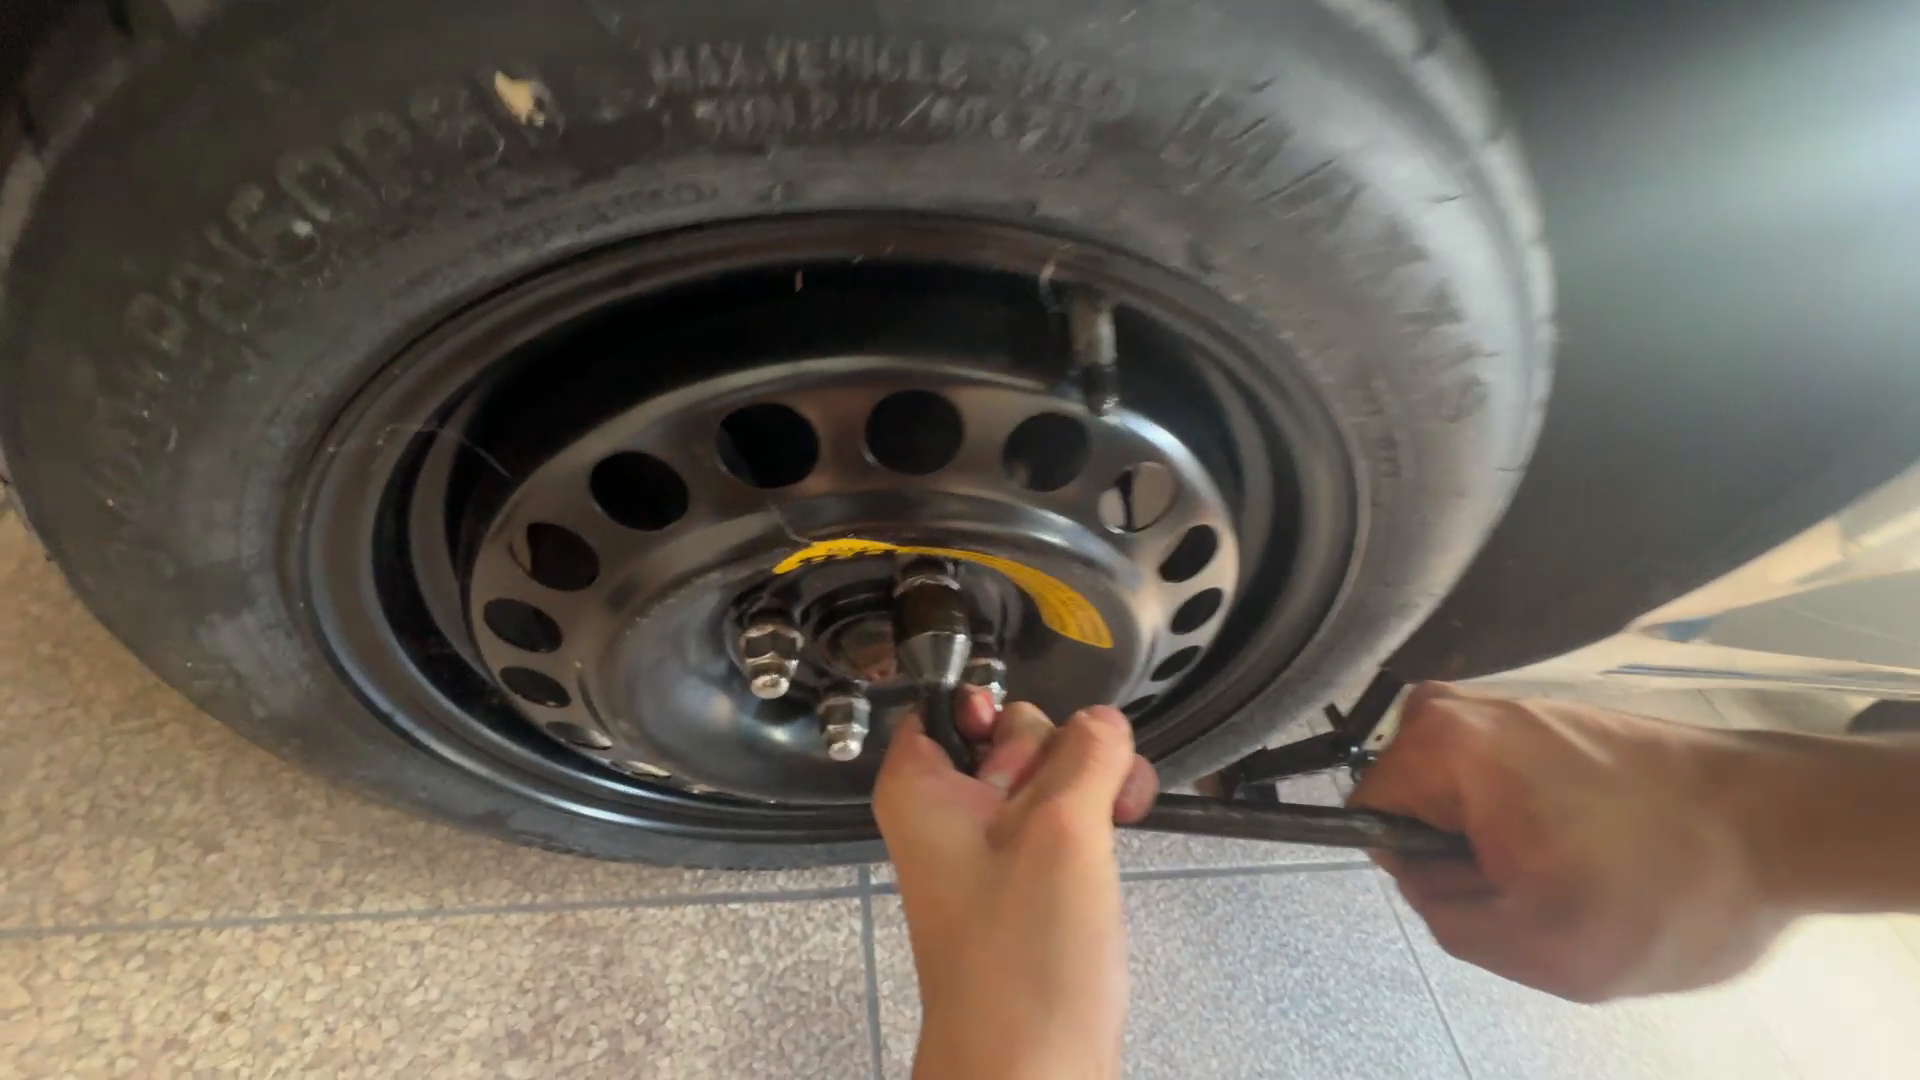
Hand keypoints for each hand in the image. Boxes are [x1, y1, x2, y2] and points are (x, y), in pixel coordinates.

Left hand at [873, 689, 1157, 1079]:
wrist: (1033, 1071)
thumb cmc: (1024, 947)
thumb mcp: (1061, 828)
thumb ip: (1086, 753)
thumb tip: (1103, 718)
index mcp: (923, 786)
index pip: (944, 705)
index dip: (991, 703)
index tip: (1032, 734)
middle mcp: (952, 806)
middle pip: (1011, 730)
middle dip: (1059, 748)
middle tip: (1075, 795)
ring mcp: (996, 841)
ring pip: (1051, 769)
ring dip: (1093, 775)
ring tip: (1118, 810)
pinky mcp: (1033, 872)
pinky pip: (1066, 810)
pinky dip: (1098, 806)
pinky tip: (1127, 819)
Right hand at [1350, 684, 1786, 1002]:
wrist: (1781, 820)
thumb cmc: (1660, 882)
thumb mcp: (1541, 947)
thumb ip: (1444, 916)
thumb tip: (1417, 869)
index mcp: (1437, 743)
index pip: (1370, 812)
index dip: (1425, 867)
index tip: (1495, 884)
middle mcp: (1447, 706)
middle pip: (1412, 799)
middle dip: (1462, 850)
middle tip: (1541, 879)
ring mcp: (1490, 702)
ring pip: (1450, 791)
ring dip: (1496, 835)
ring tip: (1572, 857)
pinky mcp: (1528, 710)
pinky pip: (1485, 774)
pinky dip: (1523, 811)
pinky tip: (1587, 832)